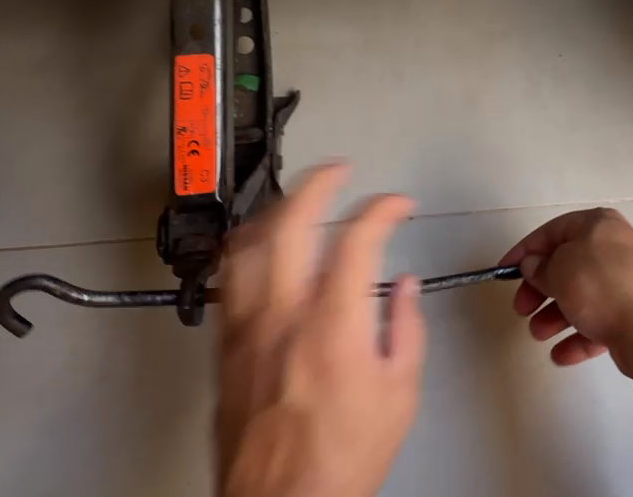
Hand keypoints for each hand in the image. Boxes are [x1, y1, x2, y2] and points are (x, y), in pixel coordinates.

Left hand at [214, 163, 423, 496]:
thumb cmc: (340, 461)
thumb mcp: (400, 393)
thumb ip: (406, 327)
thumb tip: (403, 287)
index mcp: (335, 326)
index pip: (359, 237)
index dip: (383, 208)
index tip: (397, 205)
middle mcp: (286, 317)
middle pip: (293, 222)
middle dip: (320, 181)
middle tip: (340, 170)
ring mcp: (249, 330)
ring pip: (249, 244)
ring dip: (276, 208)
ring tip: (296, 197)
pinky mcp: (226, 349)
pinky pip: (228, 281)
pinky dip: (246, 248)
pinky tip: (259, 246)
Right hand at [497, 207, 632, 374]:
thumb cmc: (601, 287)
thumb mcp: (560, 270)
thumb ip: (540, 267)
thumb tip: (533, 264)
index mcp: (598, 225)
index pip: (552, 231)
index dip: (525, 251)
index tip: (503, 271)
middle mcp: (615, 247)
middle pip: (567, 266)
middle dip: (540, 289)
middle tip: (521, 309)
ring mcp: (628, 282)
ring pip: (582, 296)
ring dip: (555, 316)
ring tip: (538, 335)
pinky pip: (600, 322)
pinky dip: (579, 336)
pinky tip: (561, 355)